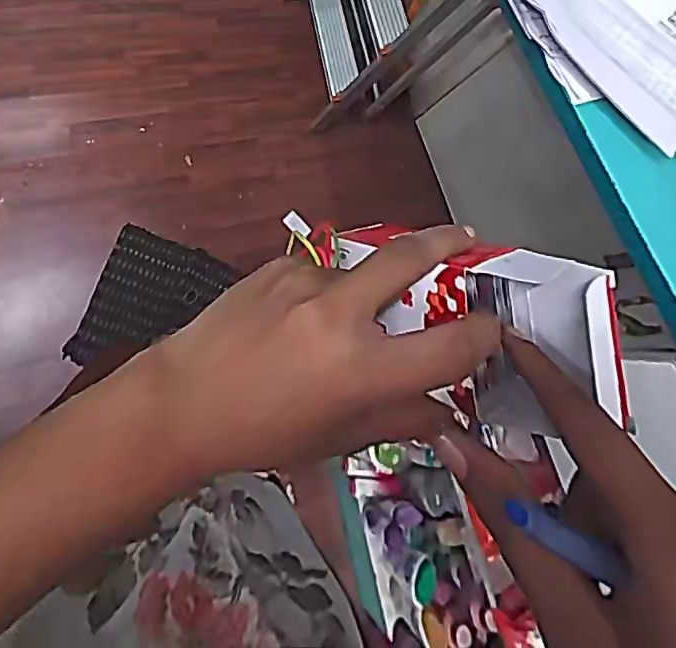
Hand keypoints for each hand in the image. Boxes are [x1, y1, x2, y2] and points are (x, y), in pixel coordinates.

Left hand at [129, 224, 501, 480]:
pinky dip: (325, 293)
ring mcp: (306, 280)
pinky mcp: (279, 266)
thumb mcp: (339, 438)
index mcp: (362, 368)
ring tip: (338, 324)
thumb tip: (445, 408)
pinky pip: (320, 274)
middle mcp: (340, 313)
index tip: (490, 328)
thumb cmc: (264, 431)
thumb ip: (400, 418)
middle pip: (410, 258)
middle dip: (444, 242)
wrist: (185, 397)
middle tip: (462, 236)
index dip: (482, 335)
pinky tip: (298, 320)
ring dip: (366, 288)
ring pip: (359, 271)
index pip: (449, 345)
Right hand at [434, 333, 675, 647]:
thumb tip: (463, 452)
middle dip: (592, 529)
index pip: (592, 432)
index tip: (516, 344)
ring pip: (663, 520)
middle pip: (624, 490)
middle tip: (592, 600)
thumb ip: (517, 532)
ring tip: (645, 628)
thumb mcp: (580, 629)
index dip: (546, 381)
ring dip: (635, 555)